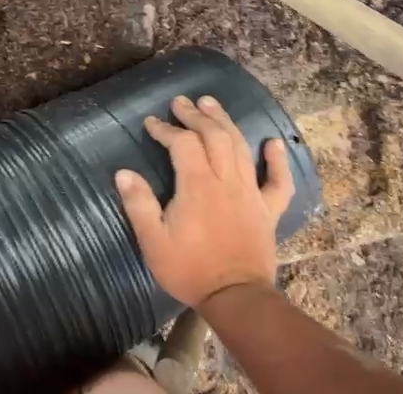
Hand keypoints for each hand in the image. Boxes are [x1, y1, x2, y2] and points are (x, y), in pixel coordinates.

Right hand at [114, 95, 295, 308]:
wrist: (238, 300)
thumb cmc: (191, 270)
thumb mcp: (153, 241)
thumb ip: (139, 205)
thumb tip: (123, 173)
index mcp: (198, 187)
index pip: (183, 143)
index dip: (165, 129)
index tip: (150, 123)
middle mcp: (226, 182)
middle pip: (214, 136)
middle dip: (195, 115)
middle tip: (180, 102)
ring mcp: (251, 195)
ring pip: (241, 148)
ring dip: (225, 122)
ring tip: (211, 104)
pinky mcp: (268, 212)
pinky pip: (279, 182)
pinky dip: (277, 161)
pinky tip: (274, 143)